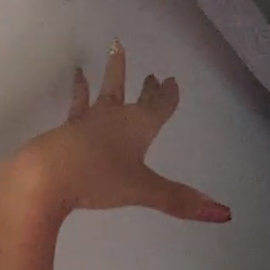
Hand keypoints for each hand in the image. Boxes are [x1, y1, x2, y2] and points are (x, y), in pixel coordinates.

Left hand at [0, 41, 230, 225]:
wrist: (45, 175)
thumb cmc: (98, 178)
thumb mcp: (142, 190)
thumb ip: (180, 201)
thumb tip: (225, 213)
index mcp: (136, 126)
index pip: (157, 106)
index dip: (166, 95)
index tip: (170, 80)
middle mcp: (112, 117)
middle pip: (129, 95)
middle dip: (140, 85)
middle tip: (146, 71)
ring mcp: (84, 122)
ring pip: (98, 94)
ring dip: (102, 76)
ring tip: (100, 56)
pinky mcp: (63, 131)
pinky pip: (74, 107)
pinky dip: (77, 93)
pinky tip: (75, 81)